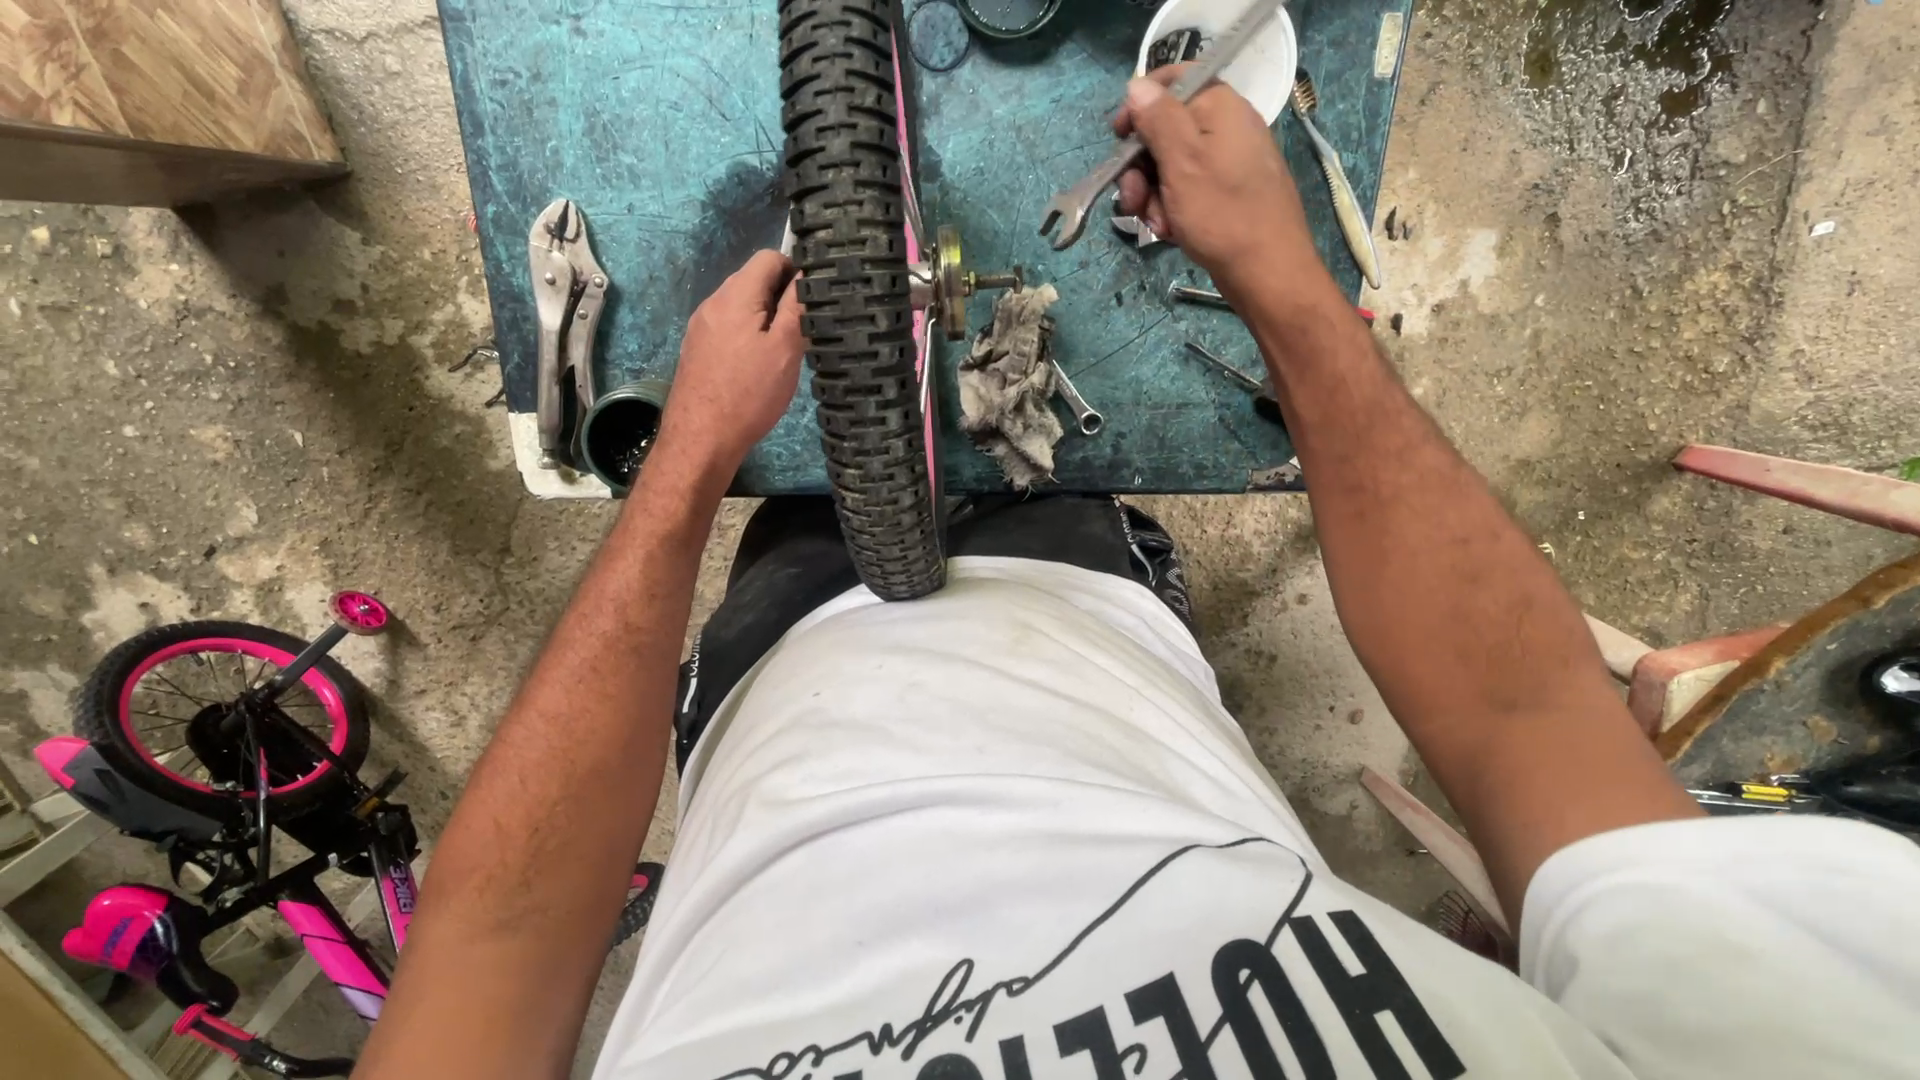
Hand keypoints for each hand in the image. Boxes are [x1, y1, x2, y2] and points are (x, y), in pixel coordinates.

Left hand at [656, 250, 802, 476]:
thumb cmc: (749, 393)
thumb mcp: (784, 349)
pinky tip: (758, 366)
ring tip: (783, 352)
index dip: (795, 270)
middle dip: (781, 297)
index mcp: (736, 295)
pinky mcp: (697, 348)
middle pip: (753, 281)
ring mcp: (702, 326)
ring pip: (742, 306)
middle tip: (803, 331)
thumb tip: (805, 275)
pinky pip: (729, 327)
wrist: (701, 437)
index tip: (812, 300)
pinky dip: (748, 335)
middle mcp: (714, 302)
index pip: (768, 258)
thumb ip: (796, 308)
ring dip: (765, 319)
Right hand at [1113, 68, 1327, 300]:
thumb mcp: (1181, 161)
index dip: (1140, 106)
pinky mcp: (1227, 193)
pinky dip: (1173, 209)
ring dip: (1153, 195)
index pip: (1173, 82)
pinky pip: (1187, 191)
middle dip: (1142, 166)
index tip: (1119, 137)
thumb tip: (1138, 85)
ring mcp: (1227, 162)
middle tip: (1134, 198)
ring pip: (1171, 167)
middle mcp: (1226, 127)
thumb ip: (1158, 119)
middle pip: (1165, 131)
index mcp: (1220, 106)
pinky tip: (1172, 232)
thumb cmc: (1222, 212)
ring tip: (1158, 224)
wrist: (1266, 269)